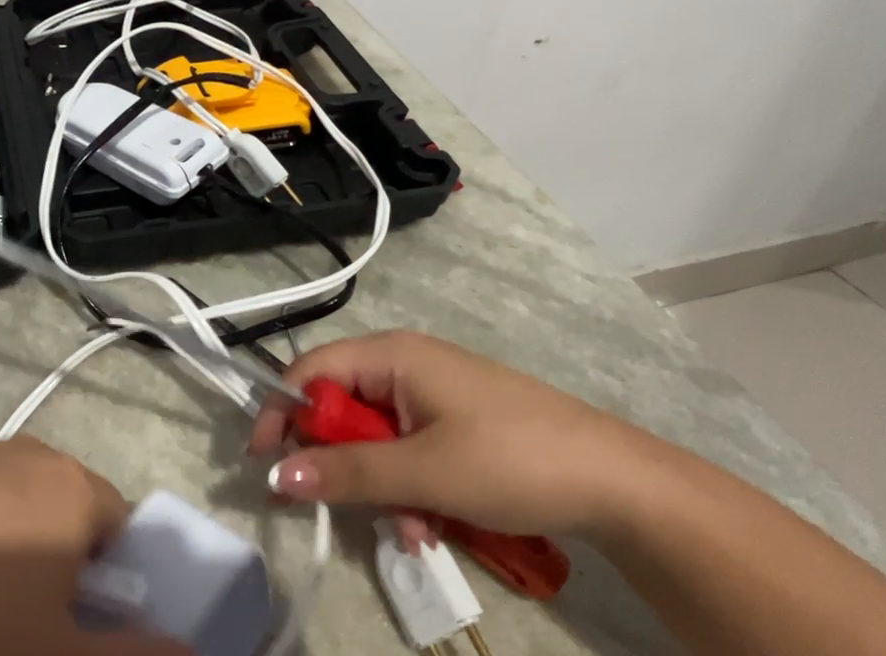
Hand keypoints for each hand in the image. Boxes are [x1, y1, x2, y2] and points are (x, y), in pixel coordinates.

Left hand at [0, 436, 187, 655]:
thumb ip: (139, 652)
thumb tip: (190, 650)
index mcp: (65, 483)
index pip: (116, 520)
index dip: (107, 574)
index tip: (79, 618)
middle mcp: (16, 447)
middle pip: (59, 501)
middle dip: (55, 552)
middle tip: (24, 614)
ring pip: (4, 493)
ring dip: (3, 533)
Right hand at [248, 331, 664, 542]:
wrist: (619, 483)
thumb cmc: (512, 461)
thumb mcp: (424, 473)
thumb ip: (348, 472)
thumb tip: (277, 474)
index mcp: (394, 356)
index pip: (312, 371)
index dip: (283, 413)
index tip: (265, 463)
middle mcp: (408, 365)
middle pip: (343, 407)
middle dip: (343, 463)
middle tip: (344, 507)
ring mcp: (436, 395)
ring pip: (376, 437)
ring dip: (380, 486)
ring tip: (411, 529)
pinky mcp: (458, 423)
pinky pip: (409, 450)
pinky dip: (410, 487)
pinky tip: (432, 525)